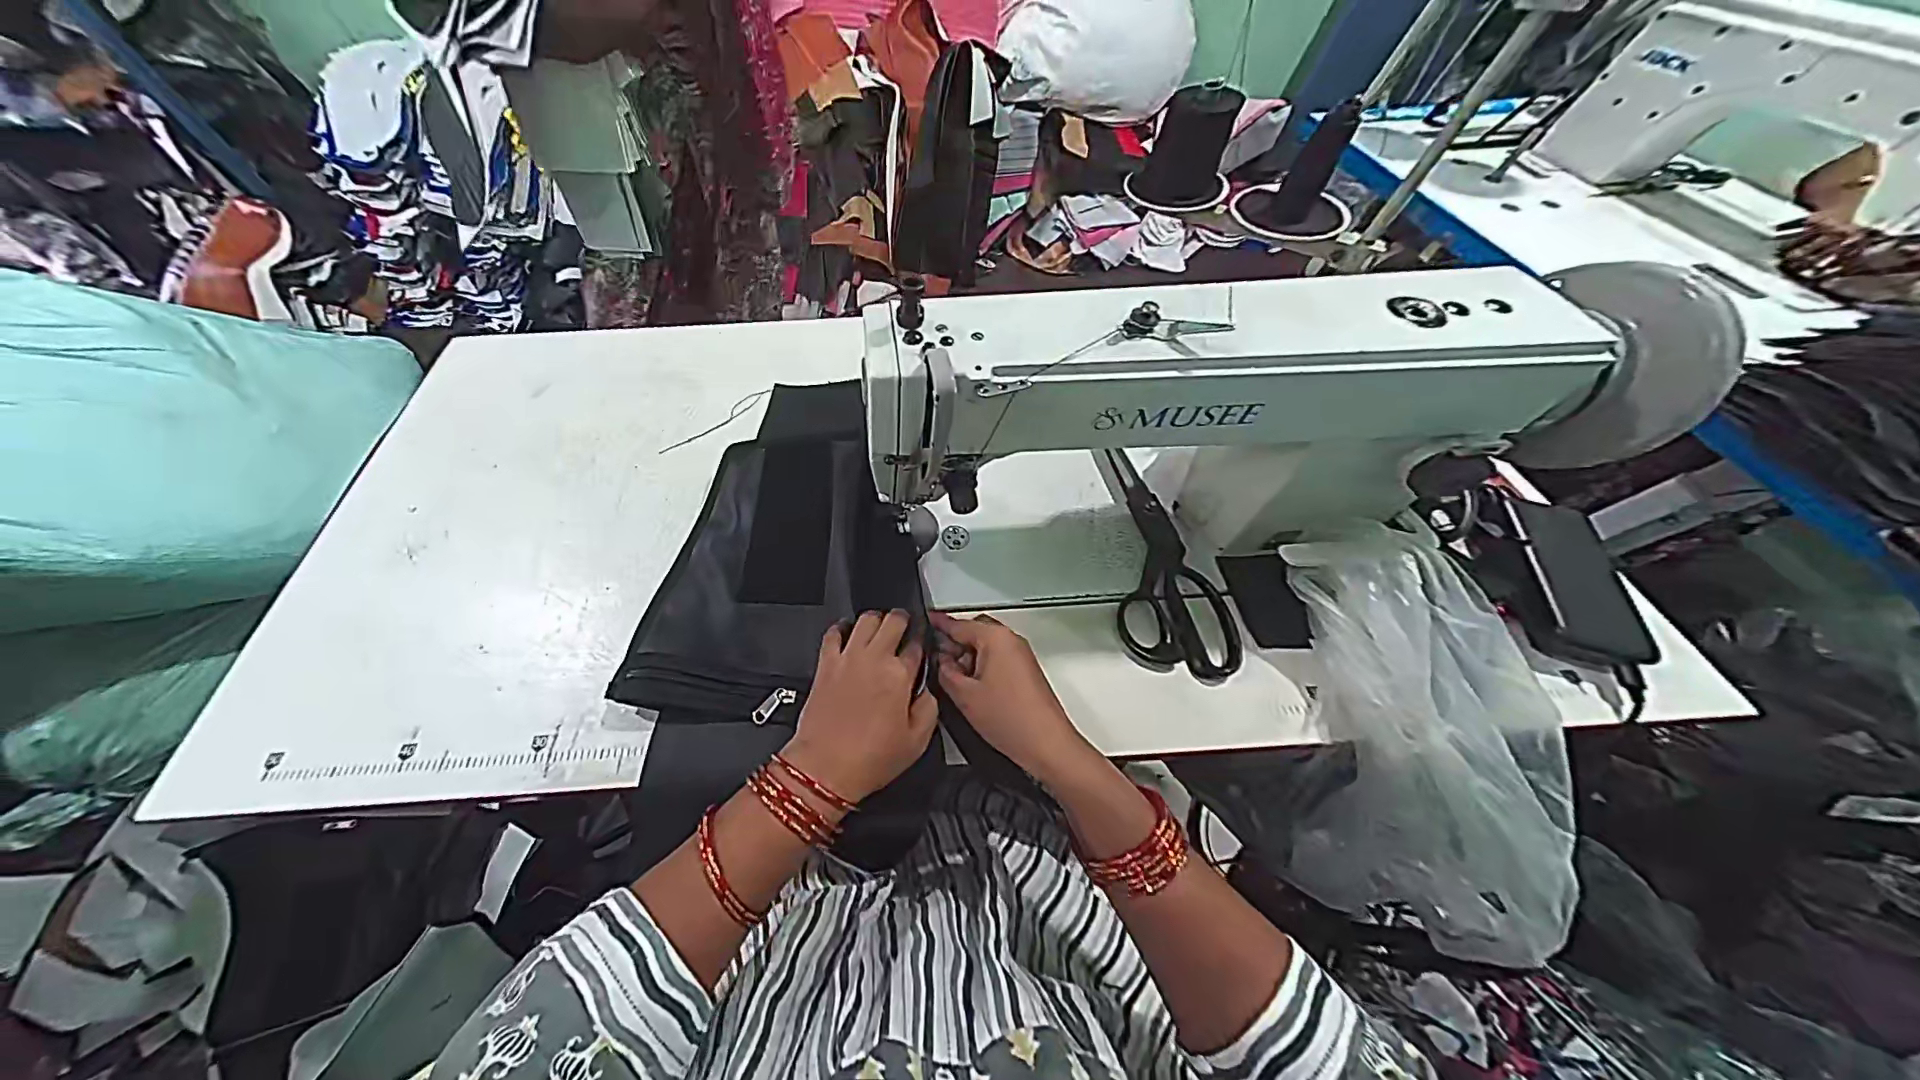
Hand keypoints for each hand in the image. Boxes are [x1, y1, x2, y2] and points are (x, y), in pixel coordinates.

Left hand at [782, 610, 938, 803]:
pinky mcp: (826, 665)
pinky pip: (833, 633)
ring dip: (876, 619)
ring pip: (866, 619)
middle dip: (902, 620)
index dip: (922, 643)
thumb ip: (929, 708)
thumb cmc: (867, 758)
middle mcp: (874, 660)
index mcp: (900, 676)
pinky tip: (847, 631)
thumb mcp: (917, 741)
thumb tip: (928, 692)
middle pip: (893, 620)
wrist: (825, 768)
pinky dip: (842, 627)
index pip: (917, 645)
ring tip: (880, 627)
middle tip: (904, 626)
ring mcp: (848, 659)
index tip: (921, 648)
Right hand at [932, 613, 1098, 785]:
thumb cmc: (1015, 720)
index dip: (939, 624)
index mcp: (996, 638)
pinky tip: (973, 692)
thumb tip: (940, 662)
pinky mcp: (1024, 671)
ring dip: (968, 660)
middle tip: (937, 661)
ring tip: (956, 684)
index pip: (960, 624)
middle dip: (954, 646)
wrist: (1046, 743)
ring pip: (985, 648)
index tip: (928, 622)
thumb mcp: (964, 695)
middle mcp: (1011, 641)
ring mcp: (1020, 656)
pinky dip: (982, 670)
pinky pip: (997, 660)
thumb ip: (944, 671)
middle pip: (974, 632)